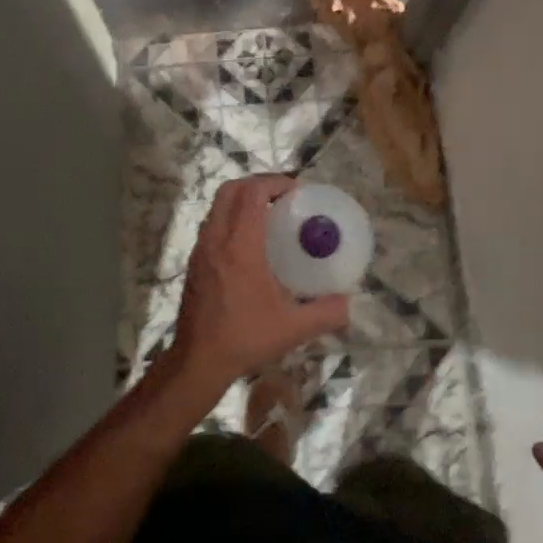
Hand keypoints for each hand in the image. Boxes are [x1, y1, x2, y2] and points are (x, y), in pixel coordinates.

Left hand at [172, 175, 350, 384]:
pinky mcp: (194, 263)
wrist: (198, 360)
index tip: (297, 192)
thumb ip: (326, 313)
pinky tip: (249, 245)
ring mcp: (200, 250)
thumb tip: (348, 302)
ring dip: (241, 201)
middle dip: (257, 184)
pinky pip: (212, 225)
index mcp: (240, 246)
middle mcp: (216, 239)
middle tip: (283, 198)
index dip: (275, 182)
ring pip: (217, 207)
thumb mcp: (293, 328)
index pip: (252, 193)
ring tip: (268, 217)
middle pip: (230, 190)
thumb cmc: (245, 338)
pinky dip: (230, 219)